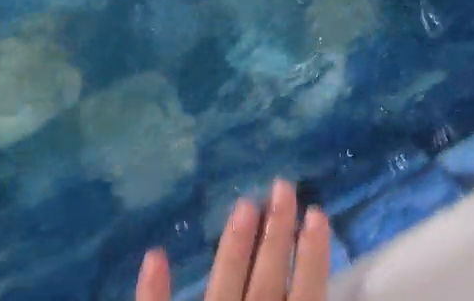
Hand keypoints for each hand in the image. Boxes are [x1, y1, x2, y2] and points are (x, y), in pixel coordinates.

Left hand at [136, 179, 333, 300]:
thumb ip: (302, 300)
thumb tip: (318, 286)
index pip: (306, 295)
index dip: (314, 255)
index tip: (318, 212)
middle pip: (268, 280)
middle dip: (278, 232)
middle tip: (284, 185)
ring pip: (223, 285)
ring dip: (234, 245)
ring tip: (244, 202)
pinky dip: (154, 289)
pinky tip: (155, 255)